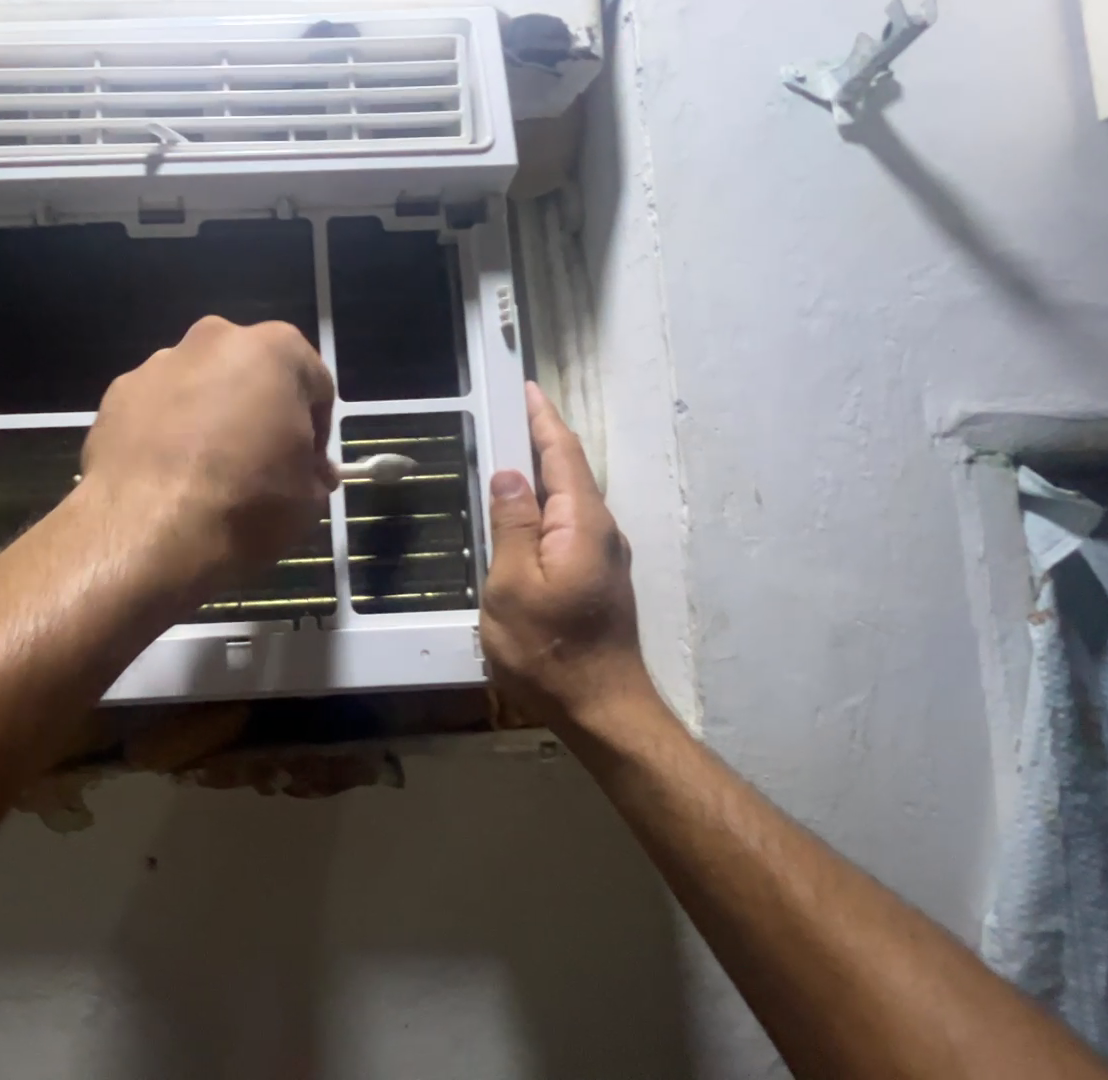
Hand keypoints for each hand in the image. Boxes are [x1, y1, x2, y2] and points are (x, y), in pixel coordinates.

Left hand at [80, 316, 336, 592]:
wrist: (149, 533)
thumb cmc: (246, 505)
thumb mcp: (309, 499)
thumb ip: (314, 473)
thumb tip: (308, 472)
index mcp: (274, 350)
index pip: (315, 385)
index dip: (317, 432)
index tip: (308, 469)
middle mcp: (212, 341)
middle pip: (250, 376)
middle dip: (258, 415)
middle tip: (260, 468)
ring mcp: (155, 365)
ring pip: (198, 390)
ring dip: (209, 421)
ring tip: (206, 478)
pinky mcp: (114, 397)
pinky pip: (155, 413)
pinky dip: (166, 437)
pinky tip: (167, 482)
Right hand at [480, 383, 657, 732]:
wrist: (600, 708)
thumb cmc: (548, 650)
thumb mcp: (513, 586)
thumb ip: (513, 526)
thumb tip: (510, 473)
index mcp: (583, 524)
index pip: (562, 455)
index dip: (542, 419)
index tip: (525, 389)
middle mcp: (601, 531)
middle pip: (569, 473)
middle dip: (540, 440)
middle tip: (505, 418)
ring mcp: (603, 557)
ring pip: (569, 501)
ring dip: (540, 474)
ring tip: (506, 458)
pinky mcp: (596, 579)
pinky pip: (567, 526)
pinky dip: (543, 507)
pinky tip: (521, 516)